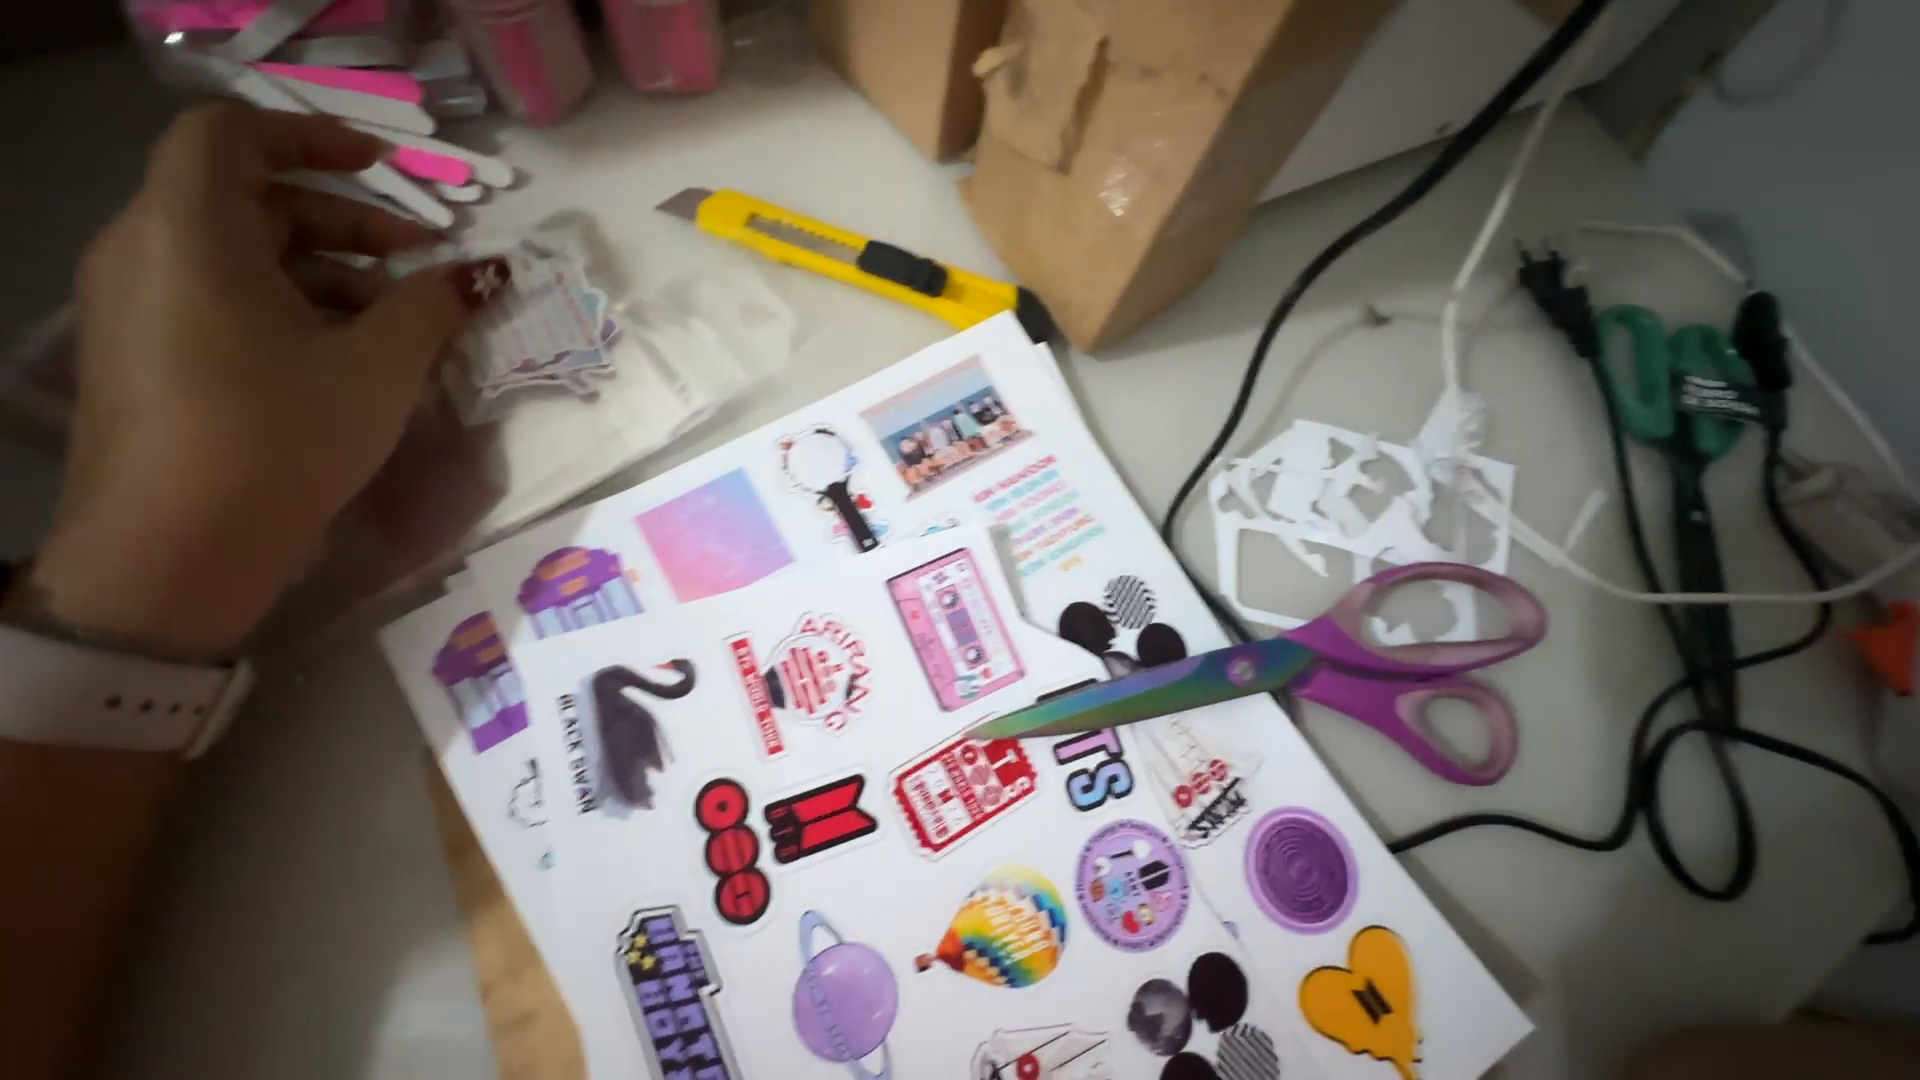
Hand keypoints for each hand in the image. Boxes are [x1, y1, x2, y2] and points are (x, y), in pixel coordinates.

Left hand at [6, 105, 493, 660]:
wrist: (178, 547)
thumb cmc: (284, 437)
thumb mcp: (381, 366)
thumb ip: (436, 305)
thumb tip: (487, 272)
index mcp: (191, 234)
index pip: (233, 135)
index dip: (315, 137)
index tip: (389, 169)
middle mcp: (146, 251)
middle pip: (246, 197)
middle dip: (343, 219)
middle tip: (418, 260)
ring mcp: (136, 304)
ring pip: (237, 252)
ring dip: (326, 268)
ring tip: (397, 319)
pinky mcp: (146, 352)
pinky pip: (220, 296)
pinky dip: (290, 303)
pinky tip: (347, 355)